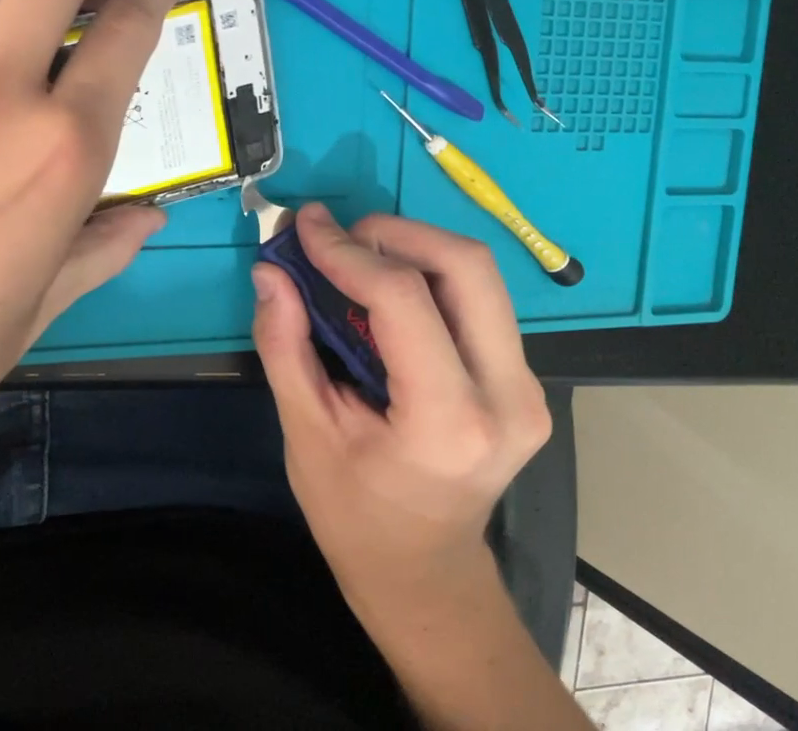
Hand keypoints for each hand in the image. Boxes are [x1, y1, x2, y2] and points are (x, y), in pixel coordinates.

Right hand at [251, 206, 551, 614]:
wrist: (422, 569)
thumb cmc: (354, 514)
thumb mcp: (305, 432)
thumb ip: (285, 346)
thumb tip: (270, 272)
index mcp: (448, 420)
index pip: (405, 299)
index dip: (347, 252)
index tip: (302, 229)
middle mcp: (508, 396)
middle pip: (467, 268)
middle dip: (396, 232)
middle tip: (337, 236)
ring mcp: (526, 387)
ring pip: (479, 277)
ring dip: (413, 249)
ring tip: (353, 257)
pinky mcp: (522, 380)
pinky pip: (478, 302)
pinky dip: (427, 277)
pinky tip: (381, 290)